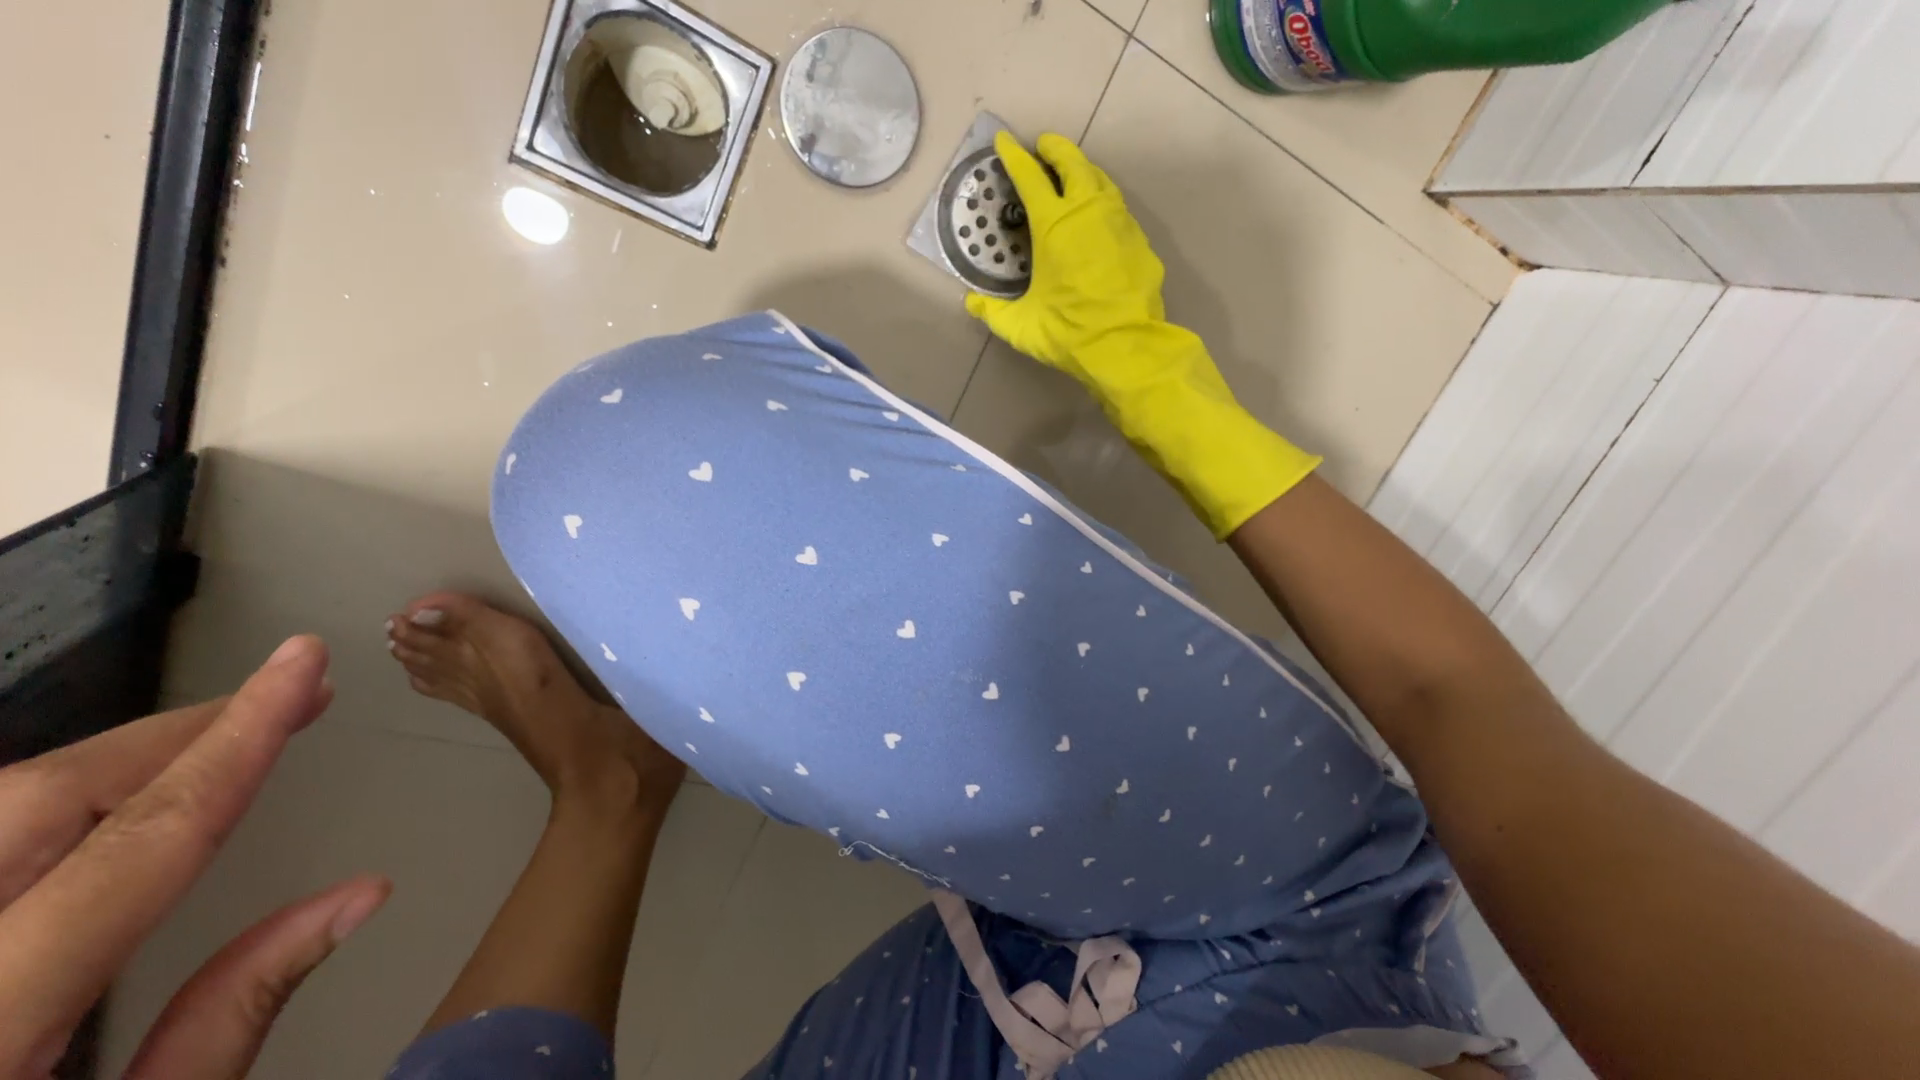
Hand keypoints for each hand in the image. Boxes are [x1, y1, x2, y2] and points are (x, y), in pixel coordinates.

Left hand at [0, 636, 389, 1076]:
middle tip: (285, 693)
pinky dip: (48, 809)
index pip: (141, 842)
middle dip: (180, 733)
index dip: (237, 740)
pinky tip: (111, 802)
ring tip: (218, 739)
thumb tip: (359, 896)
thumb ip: (232, 1014)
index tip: (302, 666)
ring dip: (117, 762)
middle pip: (38, 802)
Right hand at [964, 132, 1168, 379]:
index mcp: (1054, 225)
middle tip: (1045, 146)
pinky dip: (1103, 202)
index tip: (1005, 142)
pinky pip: (1118, 210)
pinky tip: (1098, 215)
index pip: (1029, 178)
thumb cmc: (1068, 331)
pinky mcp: (1139, 242)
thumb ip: (993, 312)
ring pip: (1101, 182)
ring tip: (1073, 174)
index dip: (1014, 157)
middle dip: (1057, 149)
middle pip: (1073, 163)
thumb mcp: (1020, 327)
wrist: (1126, 346)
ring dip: (1084, 172)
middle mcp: (1088, 212)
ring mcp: (1119, 223)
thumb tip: (972, 303)